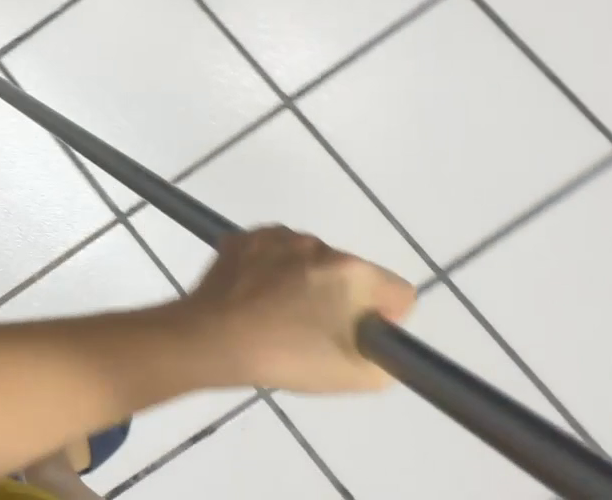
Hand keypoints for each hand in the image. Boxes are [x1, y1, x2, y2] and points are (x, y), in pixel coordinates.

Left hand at [184, 226, 416, 393]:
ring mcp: (271, 236)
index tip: (357, 334)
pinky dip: (270, 267)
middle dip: (342, 295)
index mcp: (352, 271)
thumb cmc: (291, 357)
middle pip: (349, 271)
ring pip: (308, 258)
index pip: (397, 290)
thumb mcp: (366, 375)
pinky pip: (271, 251)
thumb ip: (388, 350)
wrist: (214, 337)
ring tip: (280, 311)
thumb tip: (373, 328)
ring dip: (305, 278)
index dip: (385, 317)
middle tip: (315, 326)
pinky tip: (256, 293)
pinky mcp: (239, 238)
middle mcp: (314, 243)